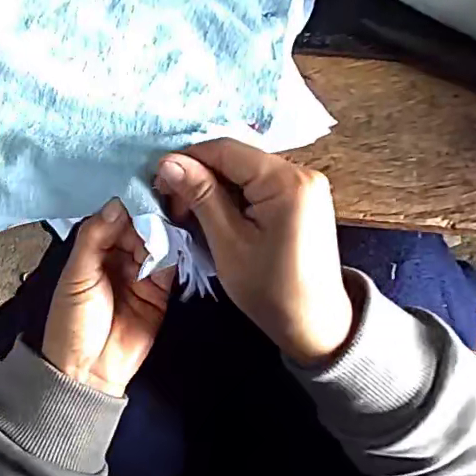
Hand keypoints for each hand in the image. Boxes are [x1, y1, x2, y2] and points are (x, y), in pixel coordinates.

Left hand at [42, 200, 175, 396]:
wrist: (89, 370)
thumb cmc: (73, 321)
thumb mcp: (77, 274)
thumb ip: (95, 237)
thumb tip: (117, 203)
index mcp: (93, 250)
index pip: (114, 219)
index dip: (128, 204)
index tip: (146, 184)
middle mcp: (118, 257)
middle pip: (139, 228)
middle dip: (150, 215)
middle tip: (167, 197)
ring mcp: (140, 274)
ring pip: (156, 243)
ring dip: (163, 230)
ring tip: (175, 213)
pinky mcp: (159, 292)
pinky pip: (169, 267)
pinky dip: (174, 253)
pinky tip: (179, 237)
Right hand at [155, 139, 352, 365]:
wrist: (316, 326)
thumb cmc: (270, 289)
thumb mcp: (227, 242)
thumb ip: (200, 195)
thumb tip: (167, 162)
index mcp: (286, 181)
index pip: (225, 150)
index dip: (187, 161)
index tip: (159, 184)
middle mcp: (301, 173)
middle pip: (235, 159)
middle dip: (199, 177)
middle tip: (172, 206)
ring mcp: (303, 186)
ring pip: (243, 173)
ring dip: (213, 189)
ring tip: (191, 217)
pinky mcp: (301, 200)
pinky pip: (257, 186)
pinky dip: (232, 198)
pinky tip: (215, 218)